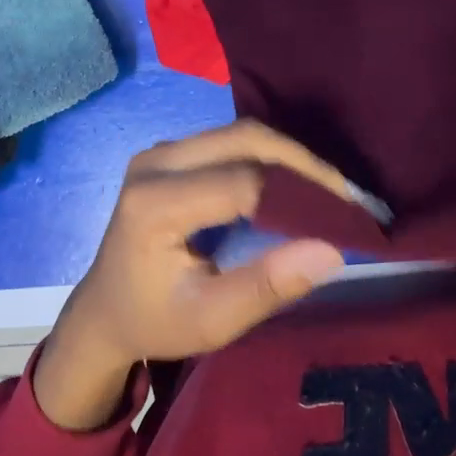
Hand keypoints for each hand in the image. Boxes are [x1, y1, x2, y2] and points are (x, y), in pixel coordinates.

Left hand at [33, 121, 348, 429]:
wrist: (104, 312)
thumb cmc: (155, 321)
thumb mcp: (211, 321)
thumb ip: (267, 286)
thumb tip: (332, 250)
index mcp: (155, 203)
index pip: (243, 182)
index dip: (302, 195)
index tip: (350, 218)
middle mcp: (155, 162)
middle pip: (244, 139)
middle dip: (304, 164)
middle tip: (351, 198)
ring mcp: (160, 151)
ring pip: (240, 134)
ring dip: (290, 158)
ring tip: (333, 193)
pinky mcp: (170, 153)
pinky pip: (229, 141)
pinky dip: (270, 159)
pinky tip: (299, 185)